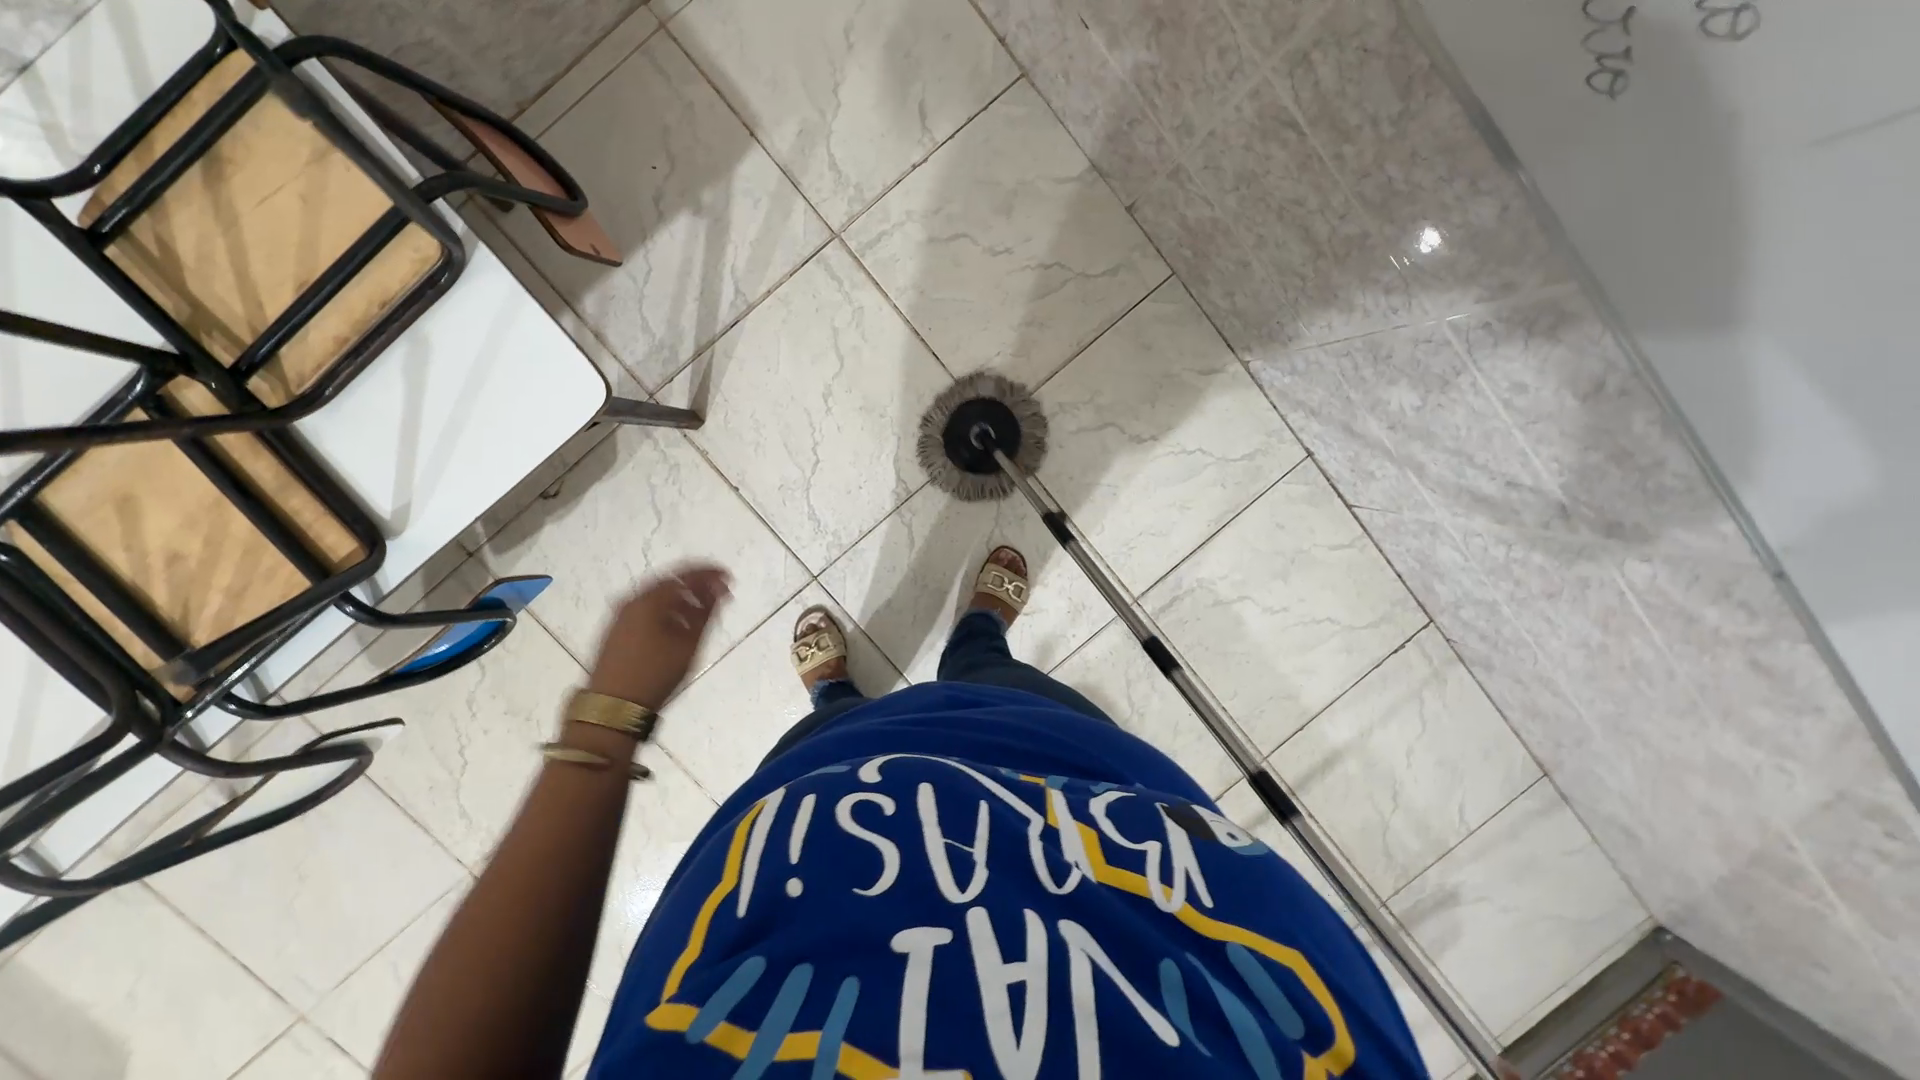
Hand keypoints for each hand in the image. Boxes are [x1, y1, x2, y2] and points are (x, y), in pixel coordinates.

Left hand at [584, 565, 729, 708]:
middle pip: (668, 584)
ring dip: (681, 601)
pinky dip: (666, 612)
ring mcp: (619, 617)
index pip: (683, 574)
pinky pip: (646, 612)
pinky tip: (679, 627)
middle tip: (718, 596)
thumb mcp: (688, 644)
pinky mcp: (615, 632)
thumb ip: (706, 612)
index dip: (708, 573)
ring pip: (656, 599)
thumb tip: (719, 588)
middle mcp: (630, 602)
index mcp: (648, 600)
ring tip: (702, 614)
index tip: (728, 578)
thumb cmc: (655, 674)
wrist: (612, 707)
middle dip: (695, 587)